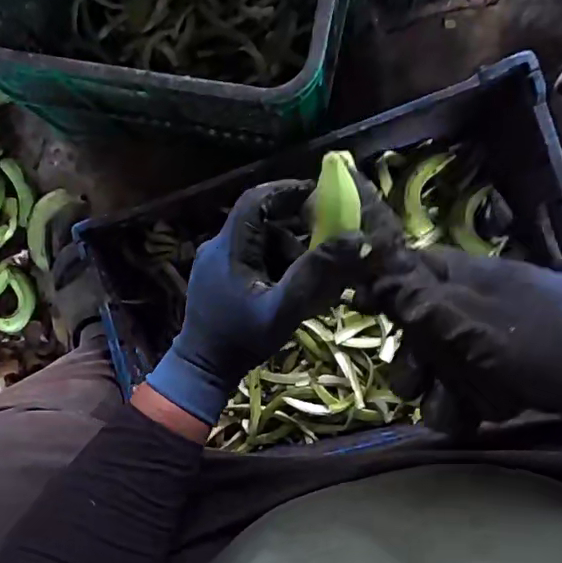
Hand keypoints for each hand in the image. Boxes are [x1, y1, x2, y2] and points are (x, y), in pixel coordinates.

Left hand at [145, 180, 362, 423]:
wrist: (203, 371)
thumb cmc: (241, 339)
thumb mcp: (284, 307)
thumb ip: (317, 273)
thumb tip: (358, 240)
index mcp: (229, 246)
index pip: (257, 199)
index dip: (288, 191)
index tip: (319, 195)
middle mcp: (219, 247)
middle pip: (264, 223)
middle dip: (297, 232)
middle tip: (327, 243)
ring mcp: (218, 263)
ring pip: (262, 243)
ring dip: (290, 254)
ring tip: (314, 278)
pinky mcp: (221, 279)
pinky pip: (254, 260)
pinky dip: (277, 268)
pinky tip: (294, 290)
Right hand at [361, 209, 561, 454]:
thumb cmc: (552, 348)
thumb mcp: (478, 328)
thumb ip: (424, 303)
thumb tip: (373, 268)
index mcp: (476, 275)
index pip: (416, 264)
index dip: (385, 283)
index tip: (360, 308)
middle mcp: (486, 298)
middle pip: (427, 321)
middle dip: (417, 359)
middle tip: (412, 387)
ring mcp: (504, 332)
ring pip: (450, 358)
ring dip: (443, 388)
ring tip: (453, 416)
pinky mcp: (520, 364)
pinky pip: (478, 378)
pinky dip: (473, 400)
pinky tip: (482, 418)